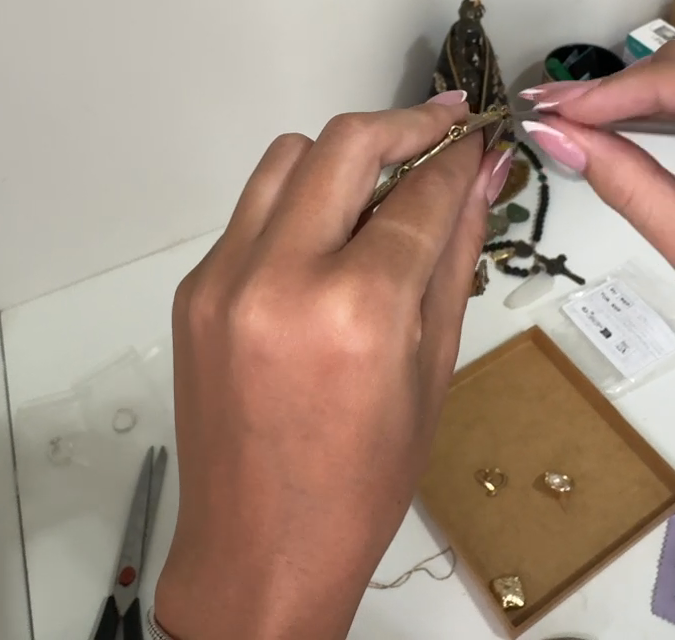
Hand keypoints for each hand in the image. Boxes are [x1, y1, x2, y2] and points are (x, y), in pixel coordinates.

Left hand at [154, 95, 509, 639]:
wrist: (257, 550)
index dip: (457, 157)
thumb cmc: (364, 481)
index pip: (419, 197)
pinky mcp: (194, 286)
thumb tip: (481, 178)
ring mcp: (223, 276)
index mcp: (357, 311)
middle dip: (403, 124)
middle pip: (344, 143)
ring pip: (287, 157)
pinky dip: (298, 204)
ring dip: (341, 155)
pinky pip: (254, 210)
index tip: (474, 138)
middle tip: (440, 127)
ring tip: (379, 186)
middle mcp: (280, 275)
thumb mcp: (432, 370)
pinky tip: (324, 243)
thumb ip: (454, 256)